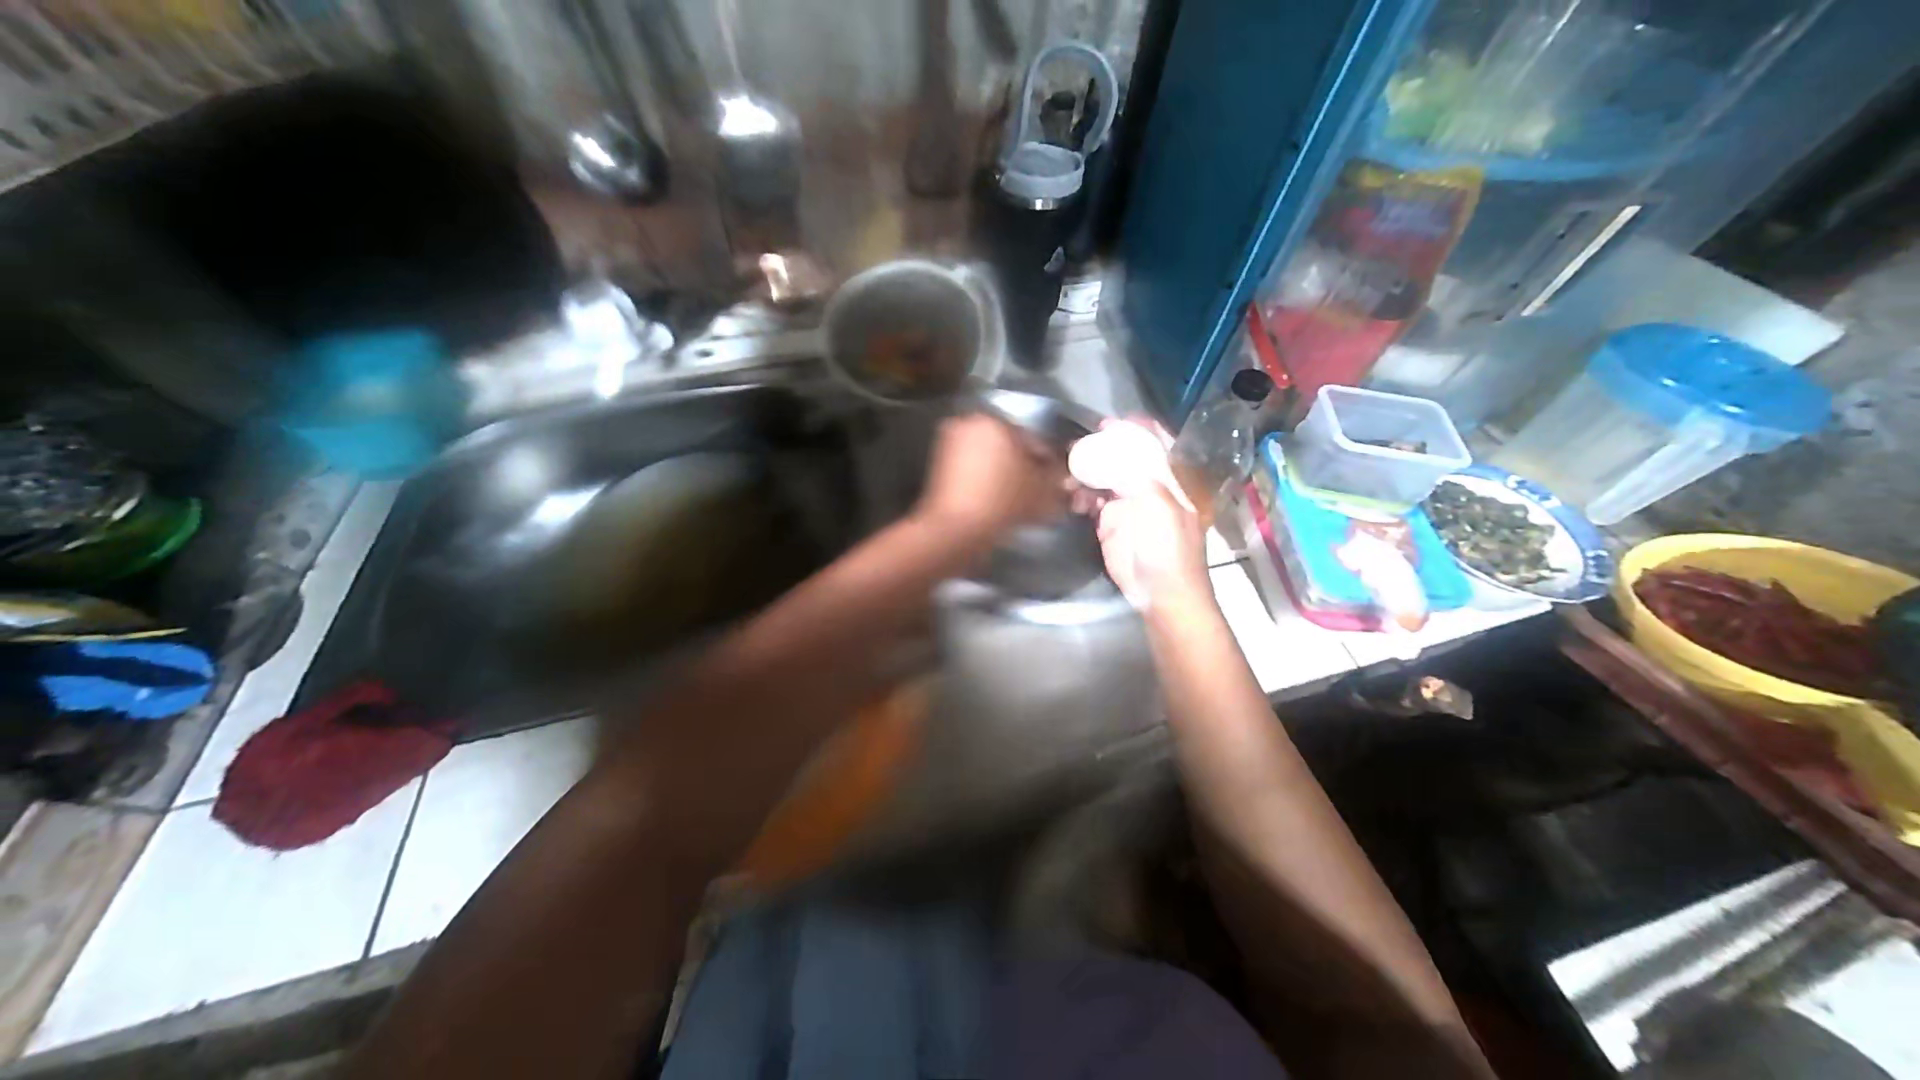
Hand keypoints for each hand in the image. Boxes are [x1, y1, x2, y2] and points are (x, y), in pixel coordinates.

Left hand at [914, 412, 1065, 546]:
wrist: (956, 529)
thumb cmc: (1003, 501)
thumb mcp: (1041, 489)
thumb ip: (1056, 477)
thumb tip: (1062, 475)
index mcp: (995, 421)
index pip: (1033, 440)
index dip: (1050, 462)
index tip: (1057, 481)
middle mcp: (970, 424)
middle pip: (1010, 447)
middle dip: (1025, 467)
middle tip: (1039, 491)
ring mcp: (951, 444)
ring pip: (990, 459)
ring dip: (1006, 474)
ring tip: (1020, 499)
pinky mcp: (940, 467)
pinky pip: (973, 471)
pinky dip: (987, 482)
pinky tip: (1000, 502)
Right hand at [1074, 420, 1213, 619]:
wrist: (1161, 594)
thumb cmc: (1170, 550)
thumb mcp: (1162, 507)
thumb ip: (1141, 476)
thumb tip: (1118, 452)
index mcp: (1172, 480)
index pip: (1156, 445)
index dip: (1136, 430)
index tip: (1112, 424)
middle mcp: (1149, 487)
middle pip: (1124, 458)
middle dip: (1103, 448)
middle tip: (1080, 444)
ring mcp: (1128, 505)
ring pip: (1104, 477)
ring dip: (1087, 471)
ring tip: (1069, 471)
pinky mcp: (1110, 524)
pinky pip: (1092, 500)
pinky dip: (1080, 495)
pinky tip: (1072, 496)